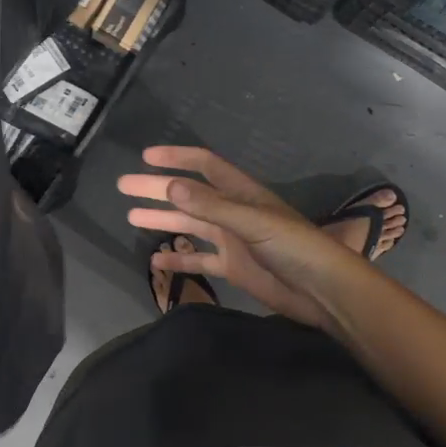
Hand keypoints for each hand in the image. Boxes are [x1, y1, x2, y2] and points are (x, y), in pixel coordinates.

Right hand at [118, 146, 369, 330]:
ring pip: (189, 225)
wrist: (322, 290)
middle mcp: (232, 211)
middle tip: (124, 186)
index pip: (203, 165)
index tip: (145, 156)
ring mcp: (231, 240)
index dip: (175, 158)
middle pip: (188, 195)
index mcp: (240, 192)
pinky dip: (179, 261)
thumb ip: (211, 205)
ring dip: (163, 221)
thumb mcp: (252, 221)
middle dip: (157, 189)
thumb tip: (170, 185)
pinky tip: (157, 263)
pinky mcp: (233, 268)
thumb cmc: (293, 246)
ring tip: (131, 218)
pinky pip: (199, 260)